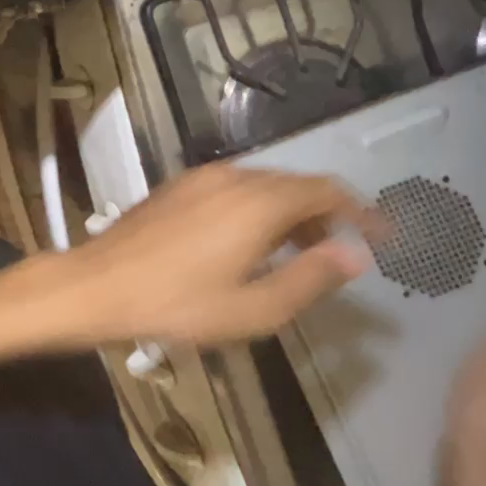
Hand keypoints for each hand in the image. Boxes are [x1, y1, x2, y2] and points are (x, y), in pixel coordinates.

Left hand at [12, 163, 374, 347]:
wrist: (100, 283)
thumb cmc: (178, 303)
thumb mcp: (255, 308)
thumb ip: (310, 278)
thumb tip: (353, 255)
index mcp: (255, 201)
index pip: (324, 188)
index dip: (361, 210)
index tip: (385, 235)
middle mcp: (229, 177)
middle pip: (293, 183)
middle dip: (325, 213)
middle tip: (341, 252)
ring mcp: (197, 179)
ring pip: (261, 184)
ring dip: (289, 211)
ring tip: (300, 254)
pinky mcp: (176, 188)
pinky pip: (232, 188)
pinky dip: (257, 208)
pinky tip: (253, 243)